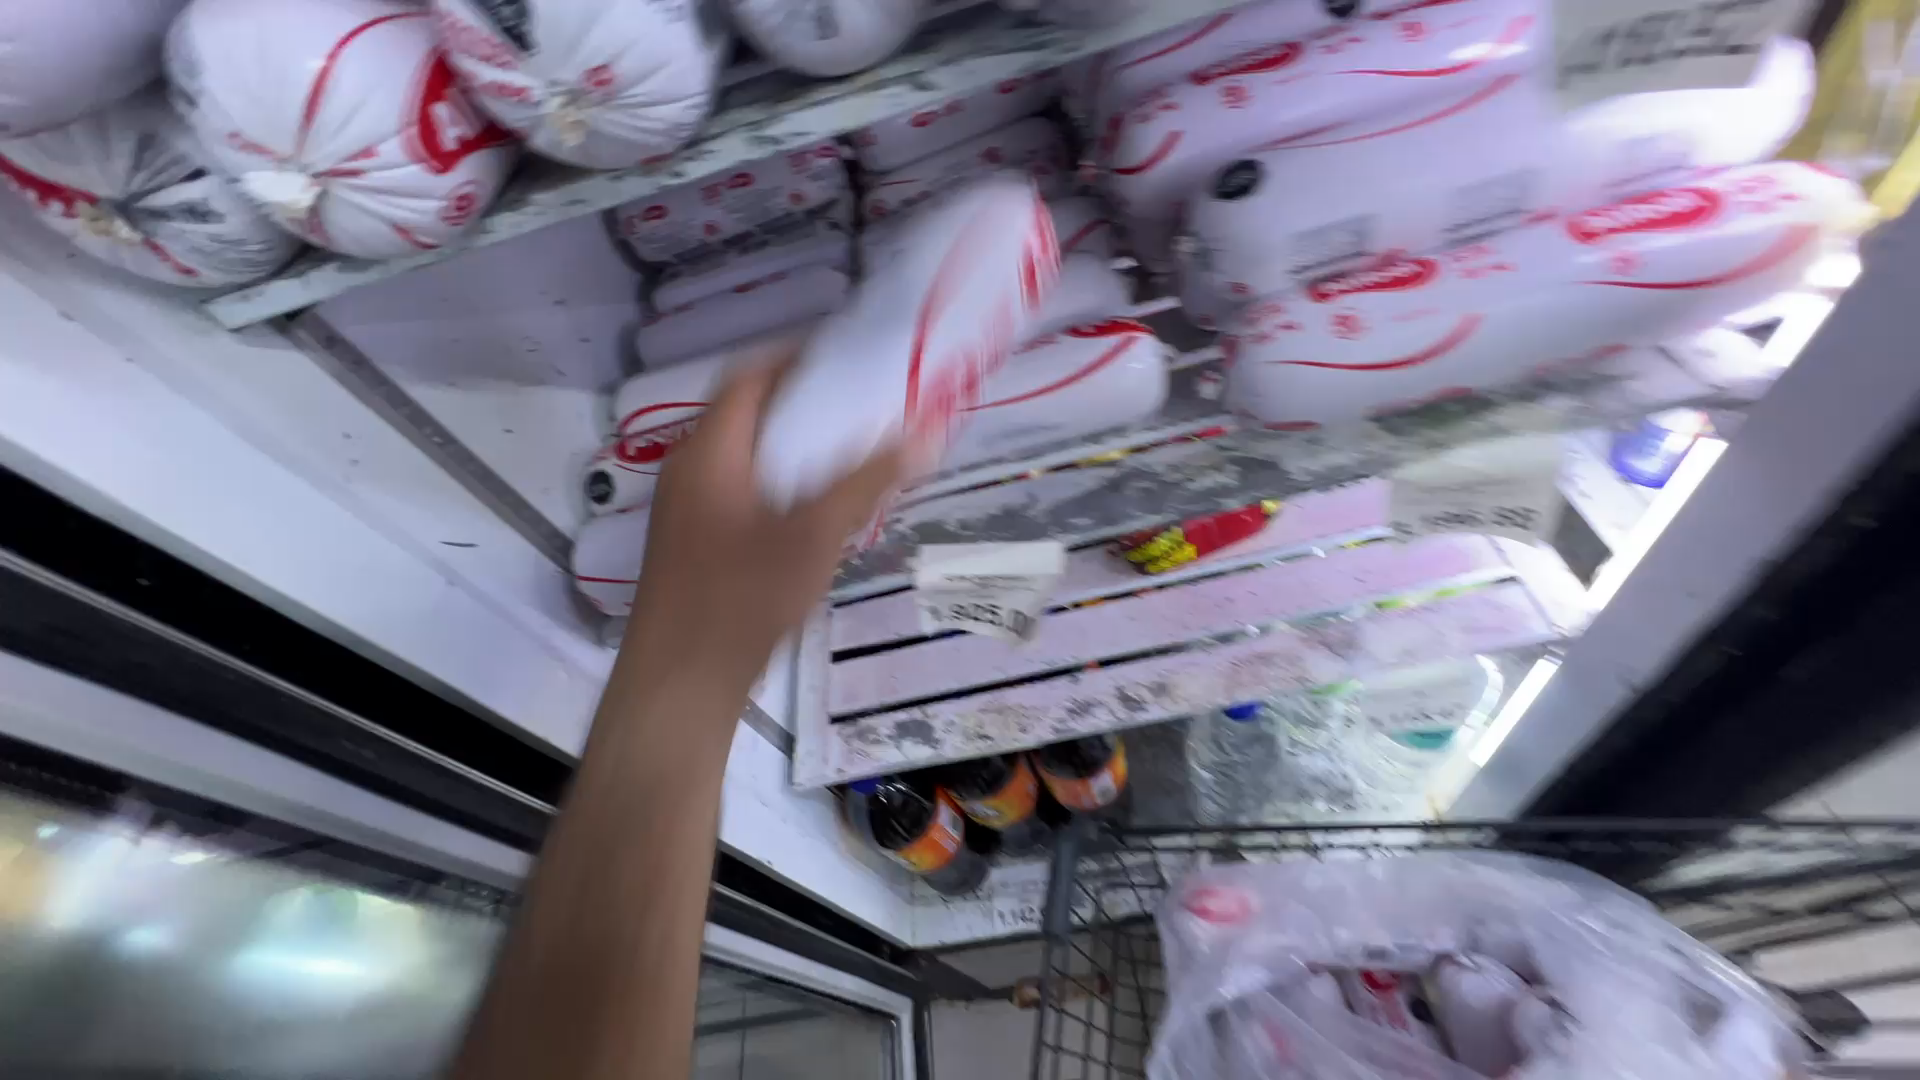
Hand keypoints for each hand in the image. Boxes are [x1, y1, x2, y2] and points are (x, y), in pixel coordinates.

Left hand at [625, 339, 903, 690]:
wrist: (680, 681)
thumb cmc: (742, 598)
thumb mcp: (814, 534)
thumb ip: (867, 481)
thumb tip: (925, 433)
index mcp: (710, 451)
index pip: (749, 377)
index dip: (796, 357)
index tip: (848, 356)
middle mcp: (691, 469)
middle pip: (749, 415)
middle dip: (805, 404)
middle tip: (861, 405)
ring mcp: (689, 508)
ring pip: (748, 457)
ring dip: (794, 448)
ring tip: (850, 451)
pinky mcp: (695, 542)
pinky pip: (743, 491)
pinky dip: (781, 483)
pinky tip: (818, 507)